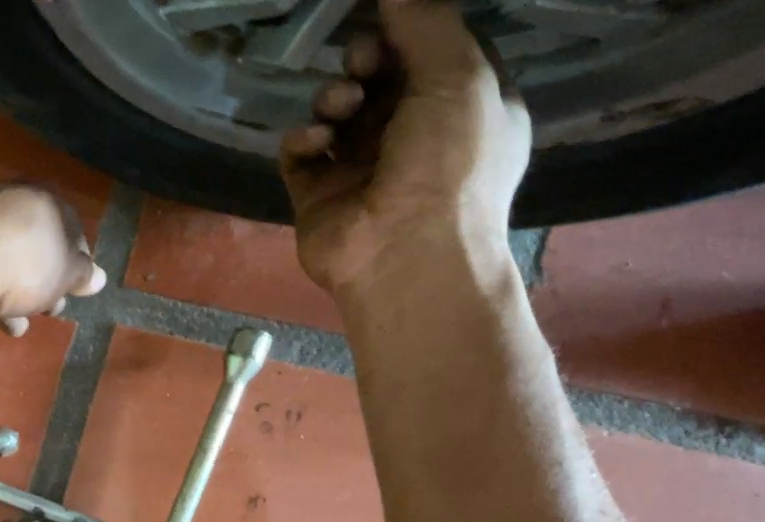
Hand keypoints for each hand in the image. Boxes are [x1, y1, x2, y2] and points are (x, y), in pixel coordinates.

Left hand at [0, 183, 107, 335]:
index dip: (73, 262)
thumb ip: (82, 274)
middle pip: (30, 244)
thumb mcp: (65, 274)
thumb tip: (97, 277)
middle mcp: (3, 198)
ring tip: (15, 326)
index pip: (67, 227)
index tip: (71, 290)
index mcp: (40, 196)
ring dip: (11, 293)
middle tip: (46, 310)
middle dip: (40, 281)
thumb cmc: (24, 265)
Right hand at [279, 0, 531, 293]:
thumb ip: (427, 24)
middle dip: (366, 61)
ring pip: (337, 111)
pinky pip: (302, 153)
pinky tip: (313, 142)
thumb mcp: (460, 76)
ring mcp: (361, 168)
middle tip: (361, 63)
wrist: (404, 254)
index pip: (432, 54)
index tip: (387, 19)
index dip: (409, 32)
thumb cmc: (449, 163)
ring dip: (332, 98)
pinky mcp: (318, 194)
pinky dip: (302, 139)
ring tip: (338, 107)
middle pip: (380, 78)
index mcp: (462, 108)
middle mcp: (412, 136)